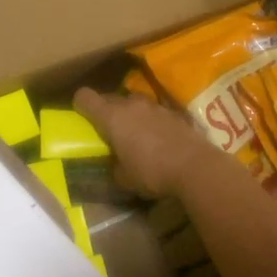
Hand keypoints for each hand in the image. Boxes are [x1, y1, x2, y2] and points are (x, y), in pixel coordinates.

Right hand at [74, 88, 225, 198]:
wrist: (196, 167)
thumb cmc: (152, 172)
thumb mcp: (124, 179)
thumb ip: (113, 167)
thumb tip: (113, 165)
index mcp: (112, 117)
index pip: (85, 97)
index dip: (80, 105)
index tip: (81, 118)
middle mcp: (131, 104)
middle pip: (109, 98)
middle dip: (105, 111)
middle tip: (107, 131)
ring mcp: (155, 106)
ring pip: (133, 103)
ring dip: (129, 114)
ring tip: (133, 134)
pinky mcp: (174, 112)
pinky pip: (153, 111)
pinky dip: (149, 121)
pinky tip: (156, 139)